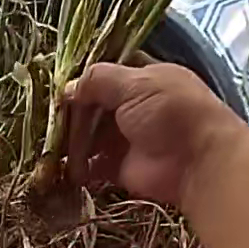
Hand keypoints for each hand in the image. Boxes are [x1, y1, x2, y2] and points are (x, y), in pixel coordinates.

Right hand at [65, 61, 248, 207]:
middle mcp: (132, 107)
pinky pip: (93, 167)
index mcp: (141, 79)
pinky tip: (67, 170)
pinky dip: (79, 170)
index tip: (58, 91)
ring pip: (90, 138)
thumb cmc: (170, 113)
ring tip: (56, 151)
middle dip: (73, 117)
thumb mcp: (136, 85)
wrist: (196, 162)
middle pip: (93, 109)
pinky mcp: (120, 168)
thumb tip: (68, 87)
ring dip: (73, 145)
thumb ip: (100, 81)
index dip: (82, 82)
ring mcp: (125, 139)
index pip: (105, 76)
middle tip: (52, 126)